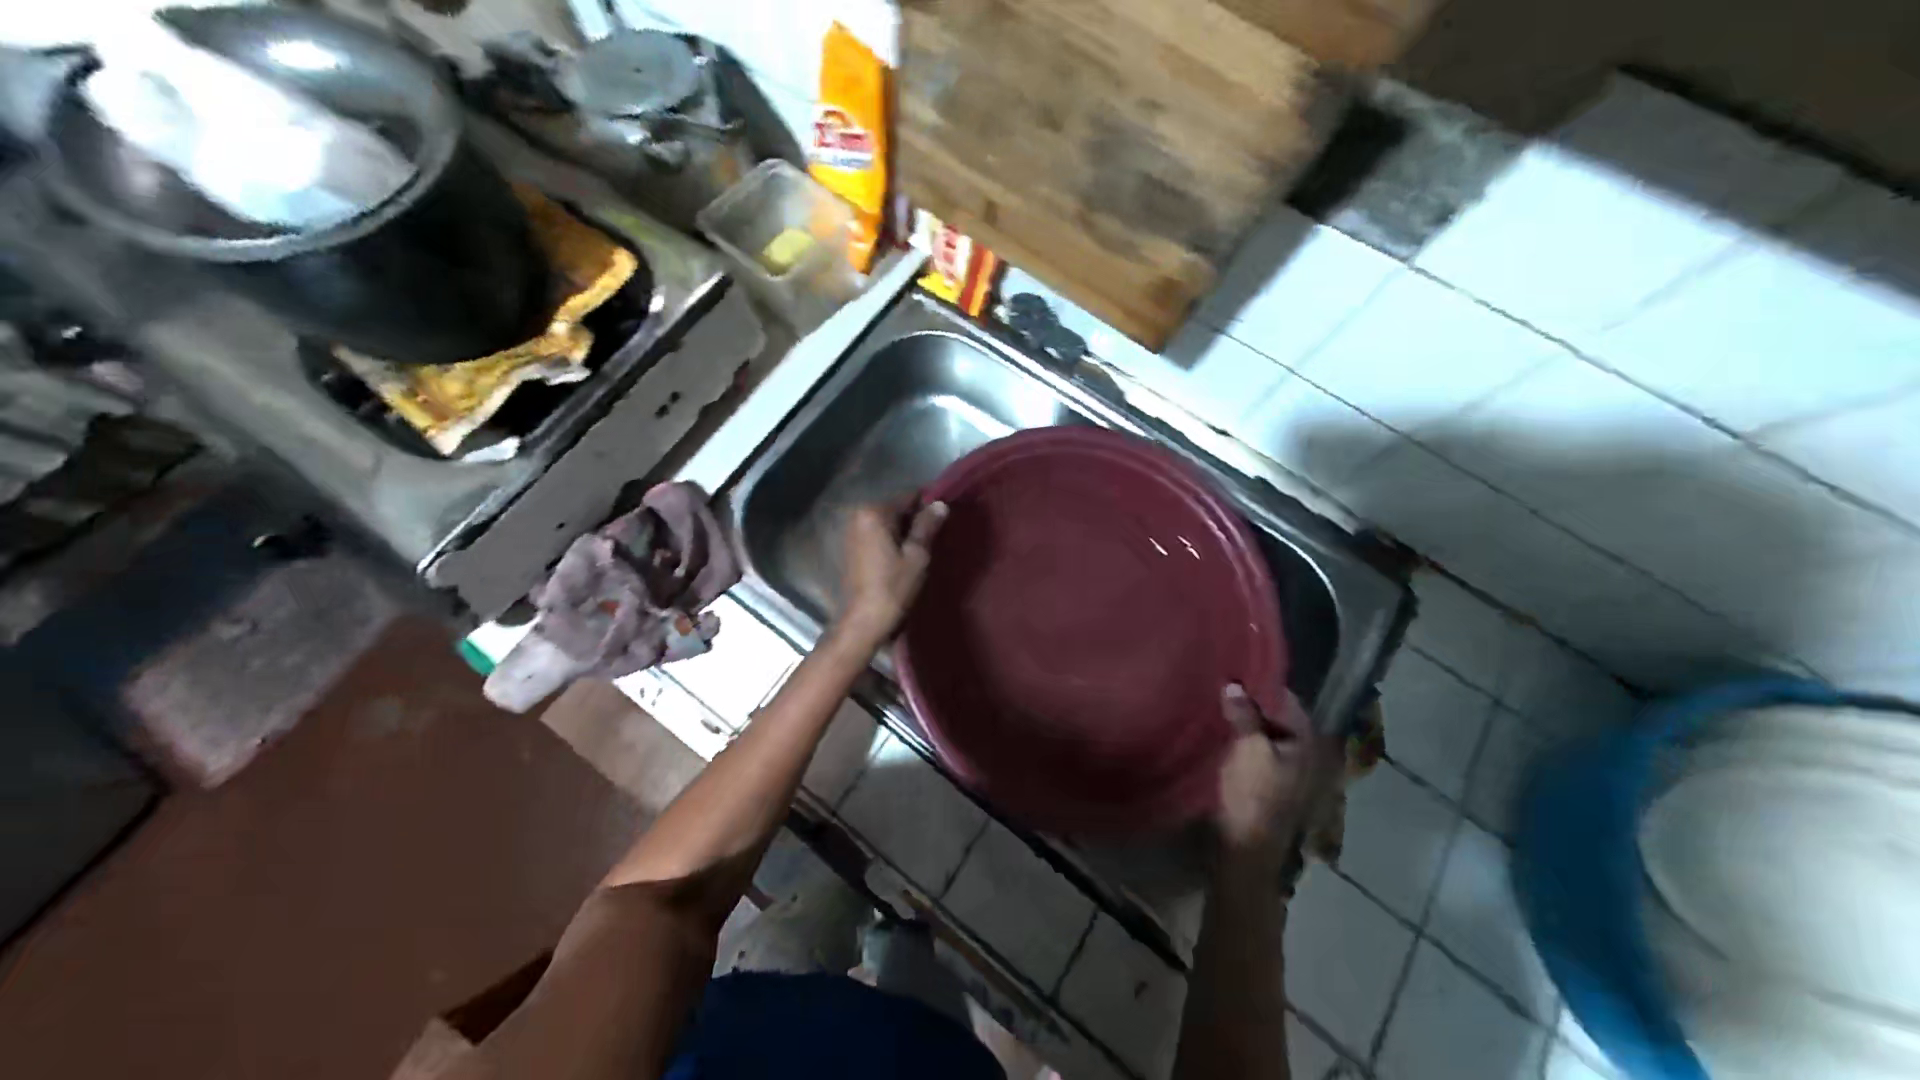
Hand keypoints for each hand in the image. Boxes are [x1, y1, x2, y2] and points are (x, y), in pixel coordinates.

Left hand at [835, 499, 947, 647]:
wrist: (864, 622)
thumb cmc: (894, 588)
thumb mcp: (917, 555)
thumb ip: (927, 526)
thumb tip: (940, 504)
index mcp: (874, 513)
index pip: (908, 496)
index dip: (929, 505)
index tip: (946, 517)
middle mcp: (858, 516)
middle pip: (896, 508)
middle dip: (916, 518)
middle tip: (937, 534)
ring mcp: (852, 532)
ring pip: (886, 523)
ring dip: (904, 531)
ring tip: (924, 546)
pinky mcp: (851, 549)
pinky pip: (877, 536)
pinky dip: (892, 540)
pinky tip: (906, 555)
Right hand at [1213, 684, 1340, 855]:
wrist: (1245, 850)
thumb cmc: (1252, 795)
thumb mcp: (1248, 749)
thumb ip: (1244, 715)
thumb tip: (1233, 685)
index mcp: (1309, 743)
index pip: (1289, 700)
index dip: (1262, 684)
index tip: (1235, 669)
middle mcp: (1307, 754)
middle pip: (1278, 717)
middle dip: (1252, 702)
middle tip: (1221, 684)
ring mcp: (1291, 772)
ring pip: (1267, 735)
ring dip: (1246, 722)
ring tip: (1218, 704)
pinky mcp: (1272, 785)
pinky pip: (1259, 751)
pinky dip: (1244, 740)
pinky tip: (1222, 734)